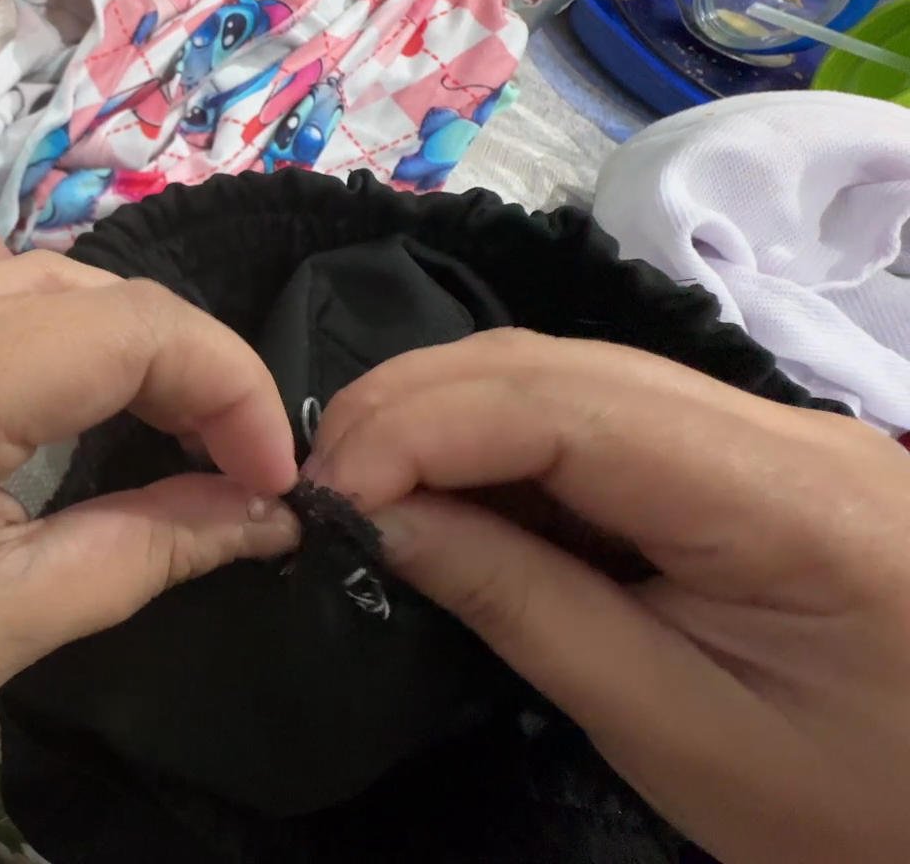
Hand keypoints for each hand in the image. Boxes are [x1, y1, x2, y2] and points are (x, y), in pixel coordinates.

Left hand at [0, 219, 301, 795]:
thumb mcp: (18, 617)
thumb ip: (154, 546)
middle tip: (231, 462)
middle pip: (94, 297)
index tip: (272, 478)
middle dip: (190, 367)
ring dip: (118, 329)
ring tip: (157, 408)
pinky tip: (27, 327)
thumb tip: (266, 511)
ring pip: (34, 274)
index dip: (230, 389)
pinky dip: (4, 273)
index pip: (129, 333)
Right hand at [302, 329, 909, 863]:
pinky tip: (432, 478)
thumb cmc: (868, 817)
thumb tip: (371, 519)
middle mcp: (774, 424)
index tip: (328, 496)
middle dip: (399, 406)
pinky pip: (561, 405)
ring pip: (539, 367)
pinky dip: (469, 431)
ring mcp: (747, 424)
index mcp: (792, 502)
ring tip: (360, 475)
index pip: (557, 407)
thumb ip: (512, 602)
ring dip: (425, 409)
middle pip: (536, 362)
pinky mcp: (716, 446)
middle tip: (322, 479)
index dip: (414, 431)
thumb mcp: (673, 729)